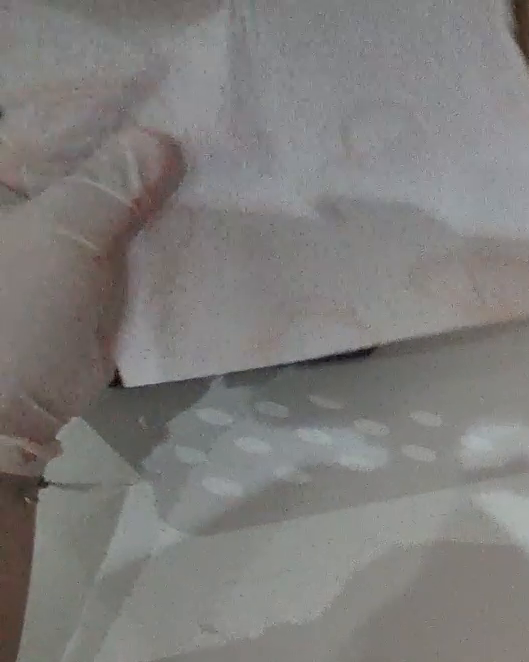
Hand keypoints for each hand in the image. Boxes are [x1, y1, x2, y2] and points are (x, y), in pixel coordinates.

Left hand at [0, 122, 182, 475]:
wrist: (1, 411)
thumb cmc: (11, 316)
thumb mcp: (61, 244)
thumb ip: (107, 192)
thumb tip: (159, 142)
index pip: (42, 120)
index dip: (103, 106)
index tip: (167, 94)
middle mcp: (14, 204)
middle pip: (81, 161)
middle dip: (142, 152)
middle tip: (207, 136)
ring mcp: (45, 242)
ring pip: (111, 205)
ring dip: (162, 198)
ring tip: (217, 180)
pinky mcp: (80, 281)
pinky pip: (127, 246)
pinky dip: (165, 238)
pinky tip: (205, 229)